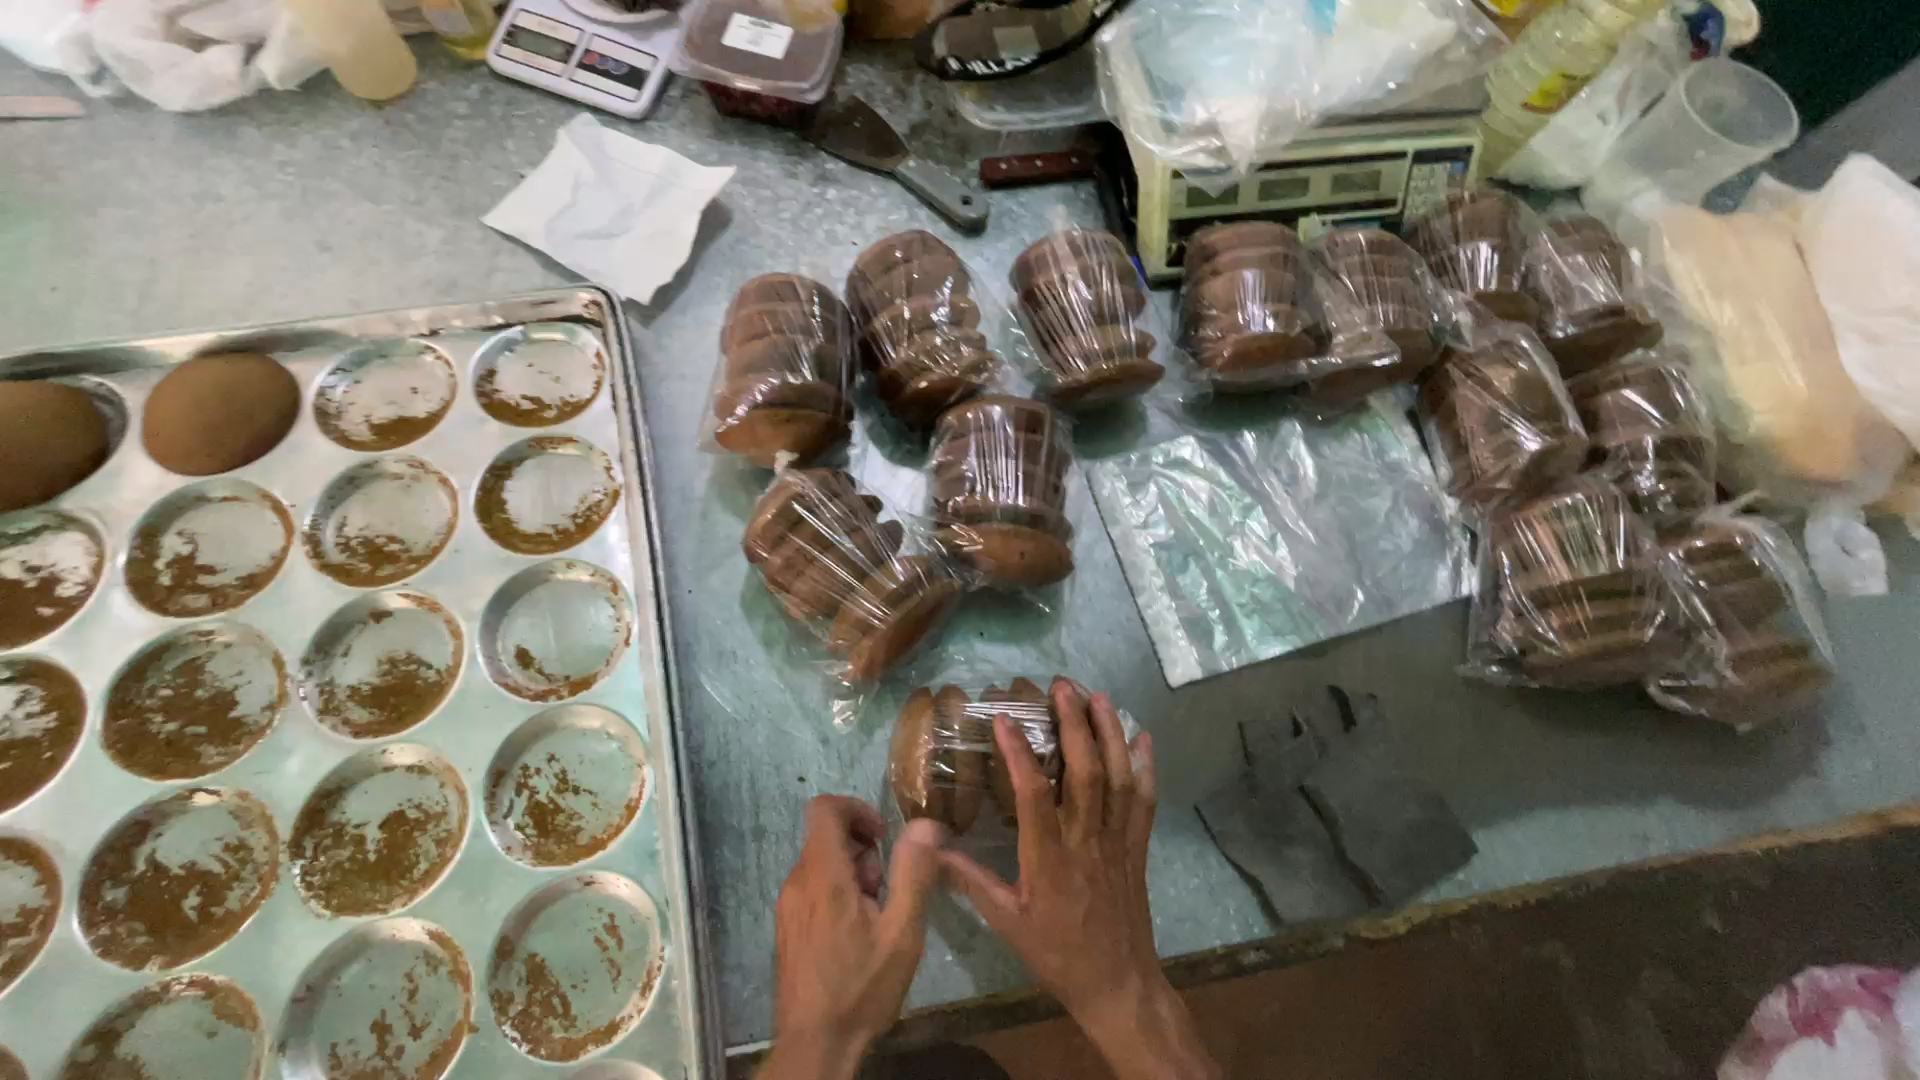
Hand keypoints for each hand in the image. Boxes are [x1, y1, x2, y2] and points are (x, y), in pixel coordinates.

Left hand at [758, 796, 944, 1079]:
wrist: (815, 1047)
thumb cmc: (861, 988)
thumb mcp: (901, 932)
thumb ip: (913, 873)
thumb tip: (925, 824)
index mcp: (823, 875)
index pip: (825, 808)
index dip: (857, 809)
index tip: (883, 836)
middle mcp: (797, 882)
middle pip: (827, 837)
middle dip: (864, 851)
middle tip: (886, 890)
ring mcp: (788, 907)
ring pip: (822, 864)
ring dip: (854, 875)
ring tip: (875, 917)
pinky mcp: (788, 928)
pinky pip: (814, 889)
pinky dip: (839, 894)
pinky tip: (857, 936)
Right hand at [941, 680, 1220, 1079]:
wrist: (1118, 985)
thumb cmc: (1057, 954)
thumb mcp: (1007, 922)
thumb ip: (972, 881)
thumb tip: (932, 848)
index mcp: (1050, 858)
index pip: (1033, 794)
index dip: (1019, 753)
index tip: (1006, 718)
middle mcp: (1087, 840)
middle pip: (1085, 772)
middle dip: (1075, 724)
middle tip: (1063, 686)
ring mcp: (1118, 841)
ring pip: (1118, 778)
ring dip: (1110, 733)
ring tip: (1099, 696)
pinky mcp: (1137, 847)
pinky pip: (1145, 801)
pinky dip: (1145, 766)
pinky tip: (1142, 737)